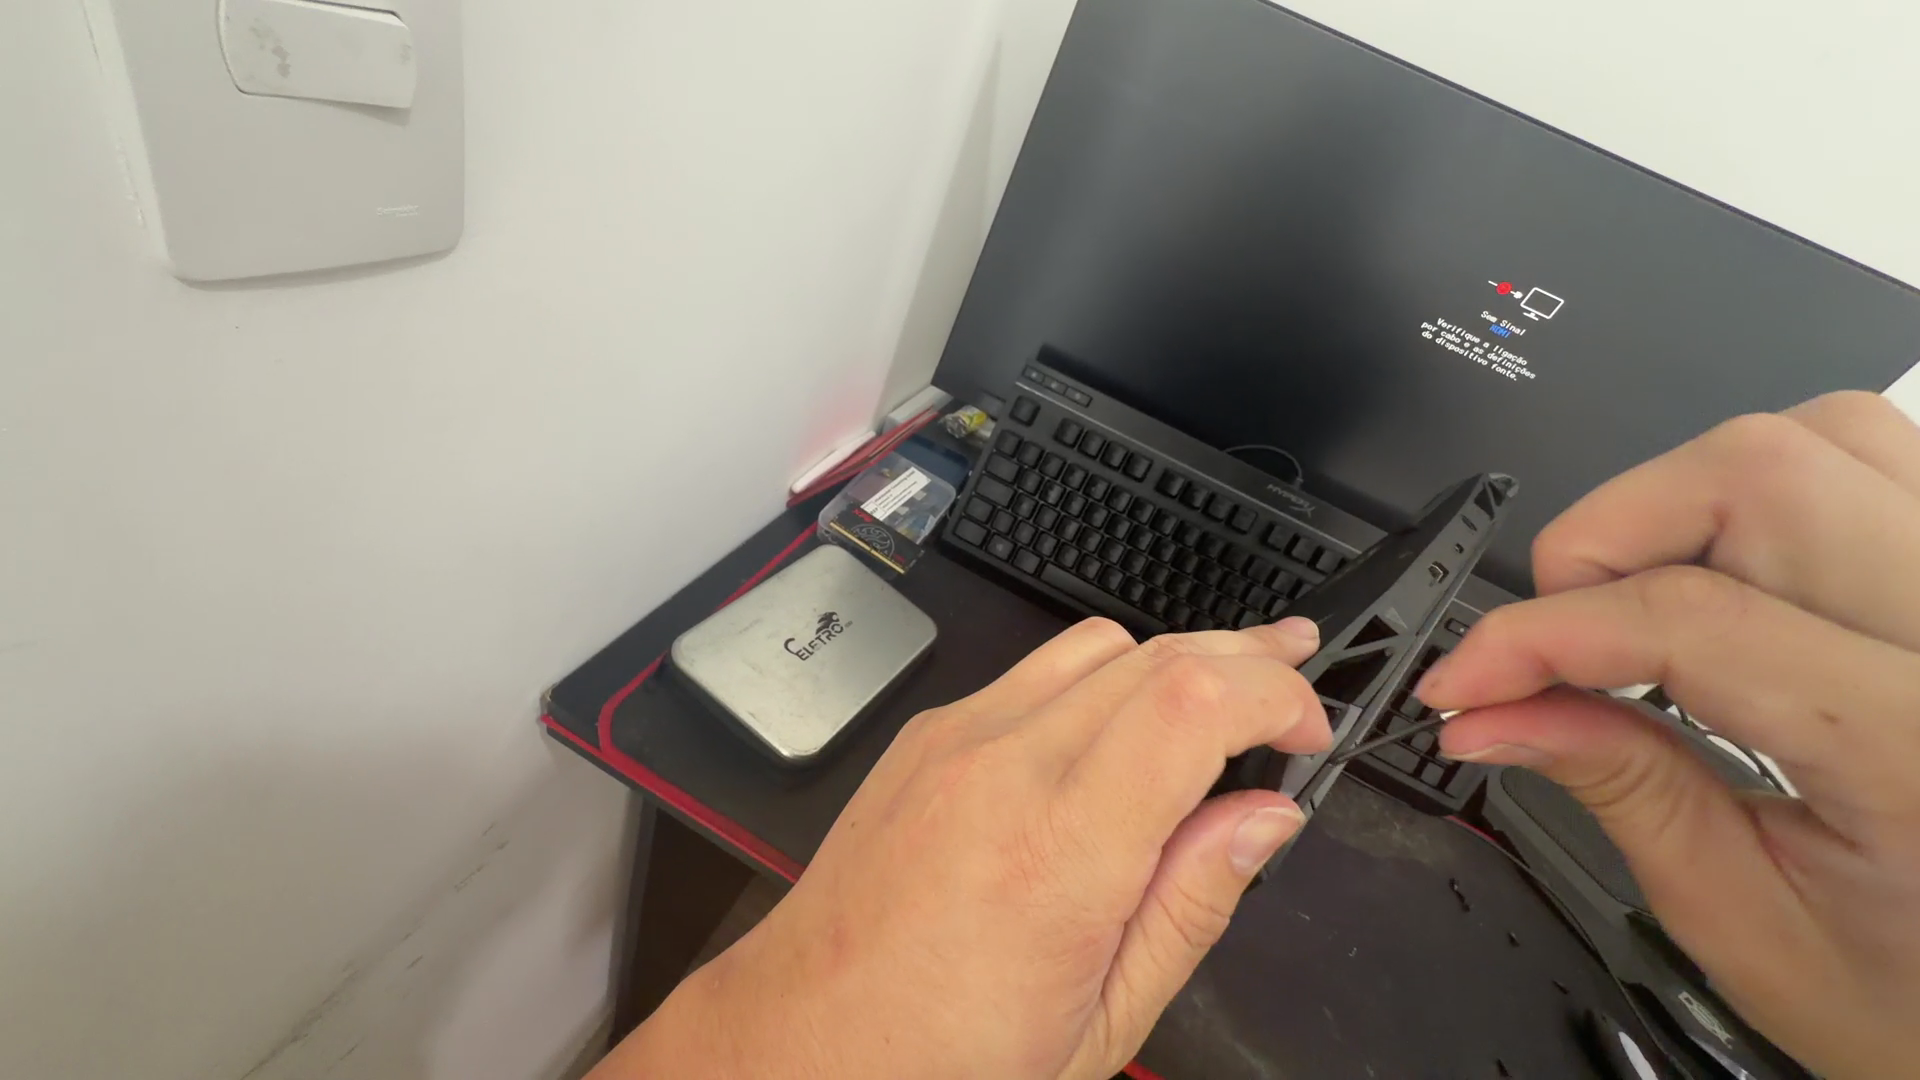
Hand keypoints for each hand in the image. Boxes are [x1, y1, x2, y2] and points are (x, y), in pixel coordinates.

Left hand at [600, 618, 1330, 1079]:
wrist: (804, 1035)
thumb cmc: (945, 1056)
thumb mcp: (1104, 1016)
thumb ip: (1194, 899)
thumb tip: (1263, 817)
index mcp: (1058, 849)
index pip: (1191, 702)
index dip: (1272, 690)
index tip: (1305, 727)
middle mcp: (1001, 765)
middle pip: (1152, 653)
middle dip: (1242, 653)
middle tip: (1294, 671)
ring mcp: (956, 736)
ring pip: (1094, 644)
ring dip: (1170, 658)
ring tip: (1217, 691)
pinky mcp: (930, 732)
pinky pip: (1033, 673)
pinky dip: (1098, 680)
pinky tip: (1114, 723)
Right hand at [1416, 392, 1919, 1078]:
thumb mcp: (1748, 919)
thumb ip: (1611, 783)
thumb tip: (1480, 714)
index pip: (1684, 622)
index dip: (1531, 638)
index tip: (1458, 682)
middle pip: (1754, 475)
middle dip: (1599, 540)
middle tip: (1559, 632)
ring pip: (1816, 436)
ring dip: (1678, 503)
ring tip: (1640, 598)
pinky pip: (1872, 455)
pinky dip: (1759, 491)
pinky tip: (1725, 572)